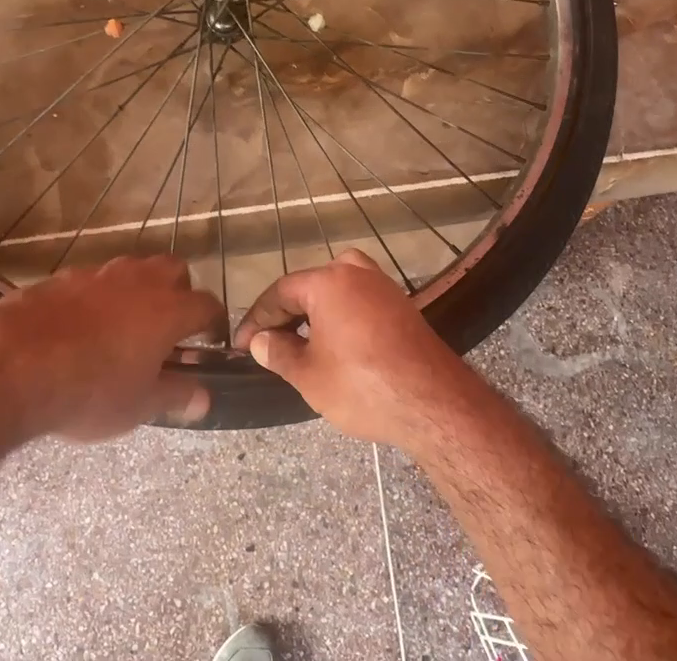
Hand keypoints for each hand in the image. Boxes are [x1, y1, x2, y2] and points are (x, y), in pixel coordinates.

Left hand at [0, 255, 221, 440]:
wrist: (12, 364)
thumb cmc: (89, 390)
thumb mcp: (139, 405)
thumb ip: (176, 396)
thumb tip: (203, 396)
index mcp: (168, 309)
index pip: (208, 305)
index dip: (214, 323)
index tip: (209, 342)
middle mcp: (139, 281)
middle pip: (174, 270)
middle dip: (179, 293)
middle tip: (167, 329)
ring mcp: (98, 274)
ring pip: (132, 270)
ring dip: (138, 292)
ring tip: (124, 328)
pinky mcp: (62, 278)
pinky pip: (94, 281)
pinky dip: (98, 298)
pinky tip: (82, 329)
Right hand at [233, 249, 487, 448]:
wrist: (433, 403)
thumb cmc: (362, 386)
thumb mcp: (309, 375)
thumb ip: (278, 353)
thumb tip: (262, 341)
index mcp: (329, 281)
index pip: (280, 292)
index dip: (257, 318)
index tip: (243, 344)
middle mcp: (357, 273)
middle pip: (310, 285)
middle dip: (286, 313)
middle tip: (269, 344)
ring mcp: (385, 288)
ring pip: (338, 290)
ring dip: (315, 313)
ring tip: (301, 344)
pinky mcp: (403, 308)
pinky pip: (360, 302)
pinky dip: (342, 317)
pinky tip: (336, 346)